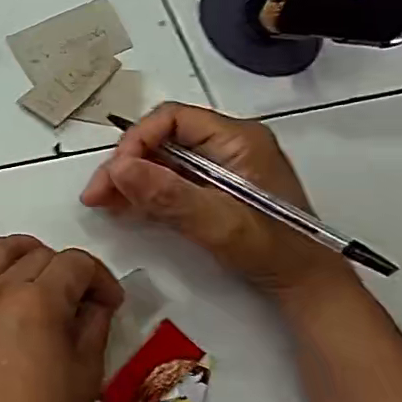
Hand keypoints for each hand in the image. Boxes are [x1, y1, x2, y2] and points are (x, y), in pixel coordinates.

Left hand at [0, 221, 123, 401]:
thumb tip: (94, 298)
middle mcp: (2, 289)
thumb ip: (92, 323)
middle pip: (40, 256)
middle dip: (68, 270)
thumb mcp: (87, 371)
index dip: (100, 278)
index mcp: (40, 301)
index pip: (77, 264)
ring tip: (40, 266)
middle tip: (79, 301)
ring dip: (26, 251)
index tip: (109, 304)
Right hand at [78, 102, 355, 297]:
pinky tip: (121, 207)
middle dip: (124, 164)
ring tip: (102, 203)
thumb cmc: (273, 250)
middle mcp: (225, 146)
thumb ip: (168, 195)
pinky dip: (139, 192)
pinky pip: (164, 179)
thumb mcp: (218, 223)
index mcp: (237, 139)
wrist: (304, 283)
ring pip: (157, 159)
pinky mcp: (207, 188)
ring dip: (126, 179)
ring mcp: (215, 167)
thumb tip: (118, 168)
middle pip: (159, 138)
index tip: (116, 173)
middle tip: (98, 193)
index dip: (136, 141)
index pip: (171, 119)